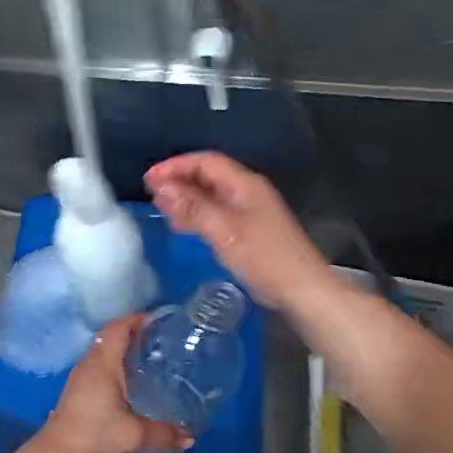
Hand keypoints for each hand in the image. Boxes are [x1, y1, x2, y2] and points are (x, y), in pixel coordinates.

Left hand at [36, 314, 189, 452]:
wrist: (59, 449)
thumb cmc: (95, 432)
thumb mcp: (133, 434)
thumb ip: (163, 433)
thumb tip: (190, 437)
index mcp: (103, 364)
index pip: (117, 328)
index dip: (135, 319)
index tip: (157, 320)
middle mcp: (89, 362)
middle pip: (109, 335)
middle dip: (132, 331)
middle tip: (157, 337)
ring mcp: (80, 374)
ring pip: (101, 349)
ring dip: (120, 346)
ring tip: (146, 354)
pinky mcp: (76, 386)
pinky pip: (96, 362)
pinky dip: (112, 360)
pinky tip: (126, 377)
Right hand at [145, 151, 329, 308]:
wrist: (302, 290)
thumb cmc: (266, 259)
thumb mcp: (225, 231)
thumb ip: (193, 208)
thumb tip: (162, 189)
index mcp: (245, 185)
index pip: (205, 162)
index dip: (175, 166)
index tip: (149, 179)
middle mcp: (247, 192)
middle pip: (207, 175)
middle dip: (178, 180)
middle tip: (151, 193)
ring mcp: (248, 211)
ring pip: (210, 195)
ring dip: (185, 198)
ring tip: (161, 208)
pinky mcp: (247, 230)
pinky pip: (215, 212)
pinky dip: (195, 214)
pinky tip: (182, 225)